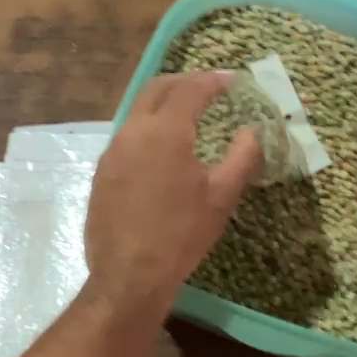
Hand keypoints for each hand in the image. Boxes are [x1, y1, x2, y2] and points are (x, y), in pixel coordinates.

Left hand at [85, 73, 260, 317]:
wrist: (128, 275)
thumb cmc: (181, 234)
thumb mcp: (222, 196)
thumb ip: (242, 156)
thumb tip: (254, 131)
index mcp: (164, 131)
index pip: (190, 89)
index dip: (213, 81)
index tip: (232, 81)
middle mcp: (132, 132)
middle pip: (157, 89)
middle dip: (184, 82)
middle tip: (208, 88)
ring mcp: (112, 152)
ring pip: (138, 111)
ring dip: (163, 104)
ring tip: (188, 115)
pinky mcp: (102, 172)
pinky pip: (127, 136)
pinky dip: (148, 128)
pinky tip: (163, 149)